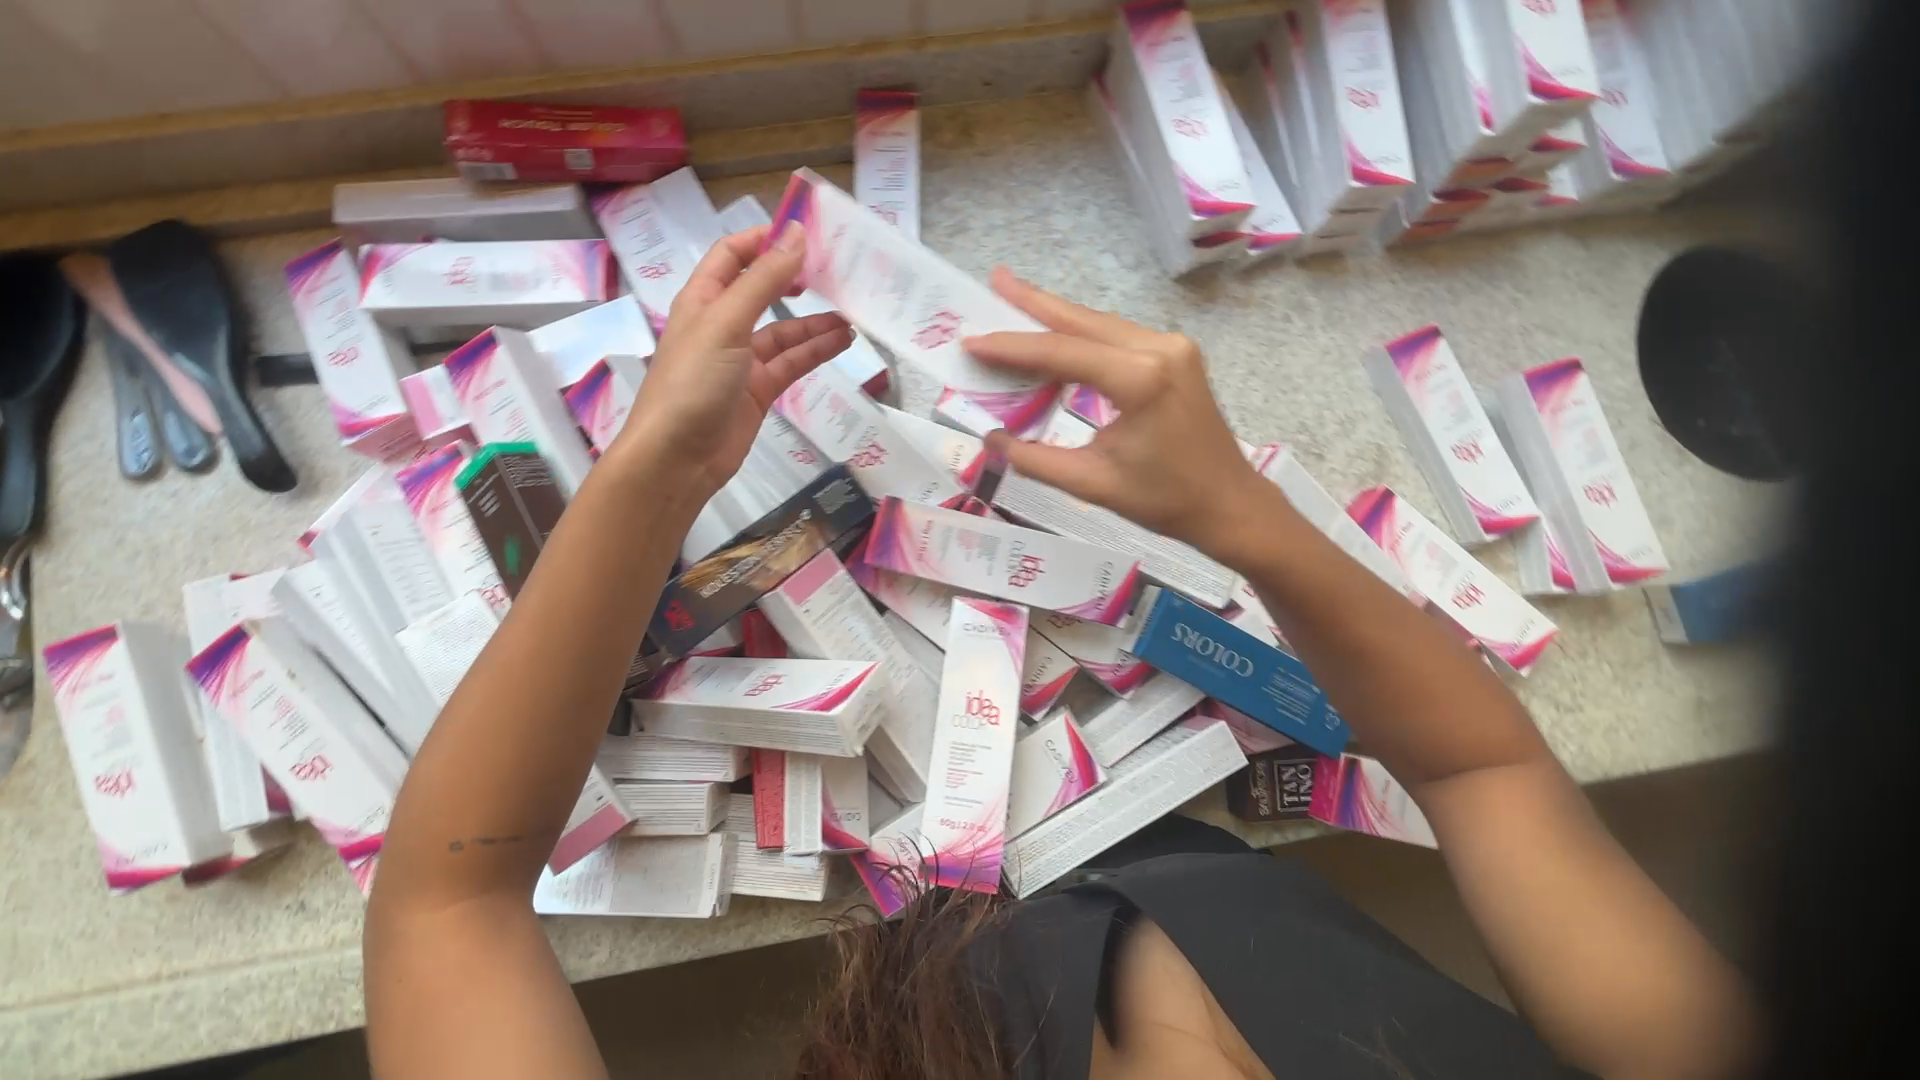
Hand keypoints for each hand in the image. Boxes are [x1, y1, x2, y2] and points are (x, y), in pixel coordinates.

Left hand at [612, 223, 853, 497]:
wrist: (677, 458)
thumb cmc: (693, 382)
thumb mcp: (727, 323)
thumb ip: (763, 280)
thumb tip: (796, 233)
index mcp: (702, 300)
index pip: (732, 255)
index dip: (764, 240)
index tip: (805, 232)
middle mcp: (721, 325)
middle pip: (762, 290)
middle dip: (794, 278)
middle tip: (834, 269)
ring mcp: (741, 360)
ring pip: (784, 331)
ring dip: (815, 321)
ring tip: (852, 311)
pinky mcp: (758, 391)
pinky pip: (792, 363)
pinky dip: (816, 352)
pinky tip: (843, 342)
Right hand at [965, 269, 1283, 556]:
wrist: (1228, 503)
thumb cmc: (1165, 500)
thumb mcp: (1092, 483)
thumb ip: (1035, 459)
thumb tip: (991, 438)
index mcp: (1140, 380)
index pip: (1062, 354)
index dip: (1012, 348)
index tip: (972, 340)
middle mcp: (1159, 349)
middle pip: (1082, 321)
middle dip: (1034, 303)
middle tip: (993, 281)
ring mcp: (1172, 348)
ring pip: (1100, 325)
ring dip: (1057, 317)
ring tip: (1014, 298)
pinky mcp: (1176, 355)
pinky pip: (1118, 338)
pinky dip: (1082, 336)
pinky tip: (1057, 333)